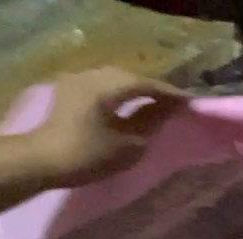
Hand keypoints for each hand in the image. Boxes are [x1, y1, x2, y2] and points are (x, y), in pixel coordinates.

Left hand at [28, 67, 186, 185]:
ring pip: (115, 76)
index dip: (171, 92)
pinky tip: (135, 99)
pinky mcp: (71, 88)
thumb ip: (151, 119)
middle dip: (155, 87)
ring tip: (161, 101)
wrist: (48, 159)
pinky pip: (103, 81)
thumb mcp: (132, 140)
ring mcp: (75, 80)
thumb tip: (172, 107)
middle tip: (179, 102)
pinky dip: (123, 88)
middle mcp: (86, 77)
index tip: (193, 102)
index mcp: (102, 90)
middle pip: (127, 76)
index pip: (143, 84)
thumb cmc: (94, 155)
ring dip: (139, 87)